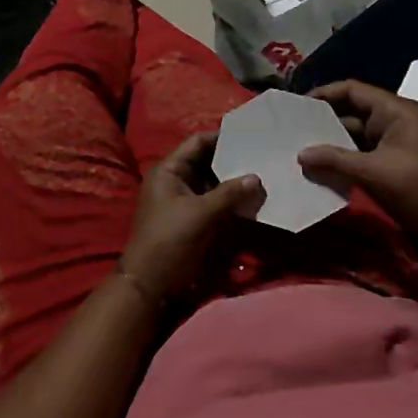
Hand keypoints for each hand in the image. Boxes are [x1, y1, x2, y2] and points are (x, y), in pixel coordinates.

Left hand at [117, 132, 263, 304]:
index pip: (197, 143)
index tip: (252, 136)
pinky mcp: (192, 219)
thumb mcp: (200, 214)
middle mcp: (175, 181)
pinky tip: (255, 200)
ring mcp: (183, 200)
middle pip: (206, 162)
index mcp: (168, 171)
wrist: (151, 282)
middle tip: (265, 156)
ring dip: (234, 182)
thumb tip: (256, 177)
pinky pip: (214, 202)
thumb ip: (229, 194)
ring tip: (266, 175)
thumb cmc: (170, 241)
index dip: (221, 137)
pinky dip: (230, 201)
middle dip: (233, 160)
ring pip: (212, 183)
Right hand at [296, 79, 417, 242]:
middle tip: (290, 132)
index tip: (295, 108)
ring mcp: (398, 145)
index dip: (323, 95)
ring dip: (331, 145)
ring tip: (300, 152)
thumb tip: (300, 154)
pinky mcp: (398, 165)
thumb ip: (336, 161)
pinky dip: (344, 161)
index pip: (352, 90)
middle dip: (322, 123)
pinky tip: (322, 171)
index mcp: (397, 112)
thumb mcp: (376, 173)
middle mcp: (397, 122)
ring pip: (356, 137)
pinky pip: (364, 156)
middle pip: (352, 113)